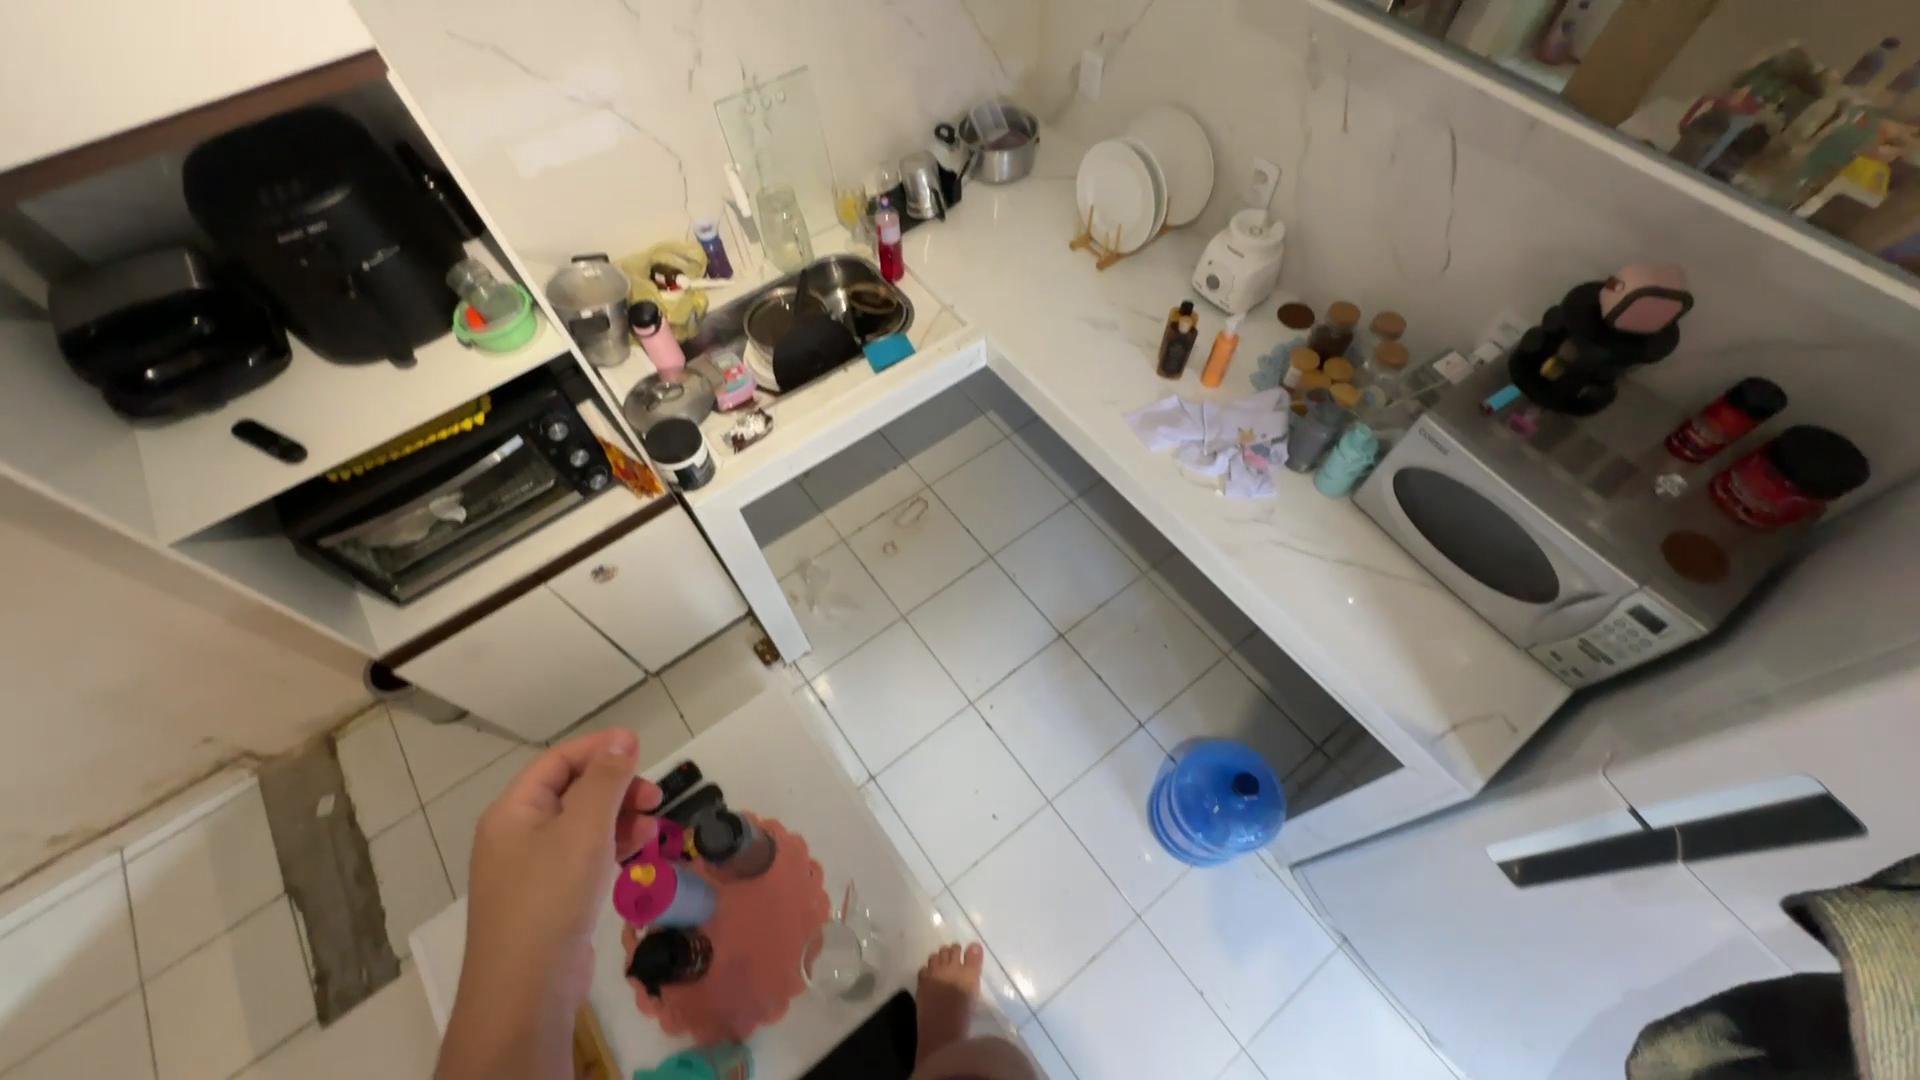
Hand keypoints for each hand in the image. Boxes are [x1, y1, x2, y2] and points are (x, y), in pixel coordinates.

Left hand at [437, 729, 661, 1079]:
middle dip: (617, 788)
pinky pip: (584, 856)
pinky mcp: (549, 897)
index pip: (558, 761)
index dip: (600, 749)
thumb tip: (623, 736)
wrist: (526, 990)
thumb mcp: (584, 828)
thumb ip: (606, 779)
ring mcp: (531, 869)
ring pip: (583, 825)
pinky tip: (637, 852)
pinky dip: (612, 847)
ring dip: (621, 818)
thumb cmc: (551, 897)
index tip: (642, 750)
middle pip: (573, 791)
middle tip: (654, 797)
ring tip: (652, 828)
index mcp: (514, 812)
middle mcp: (517, 835)